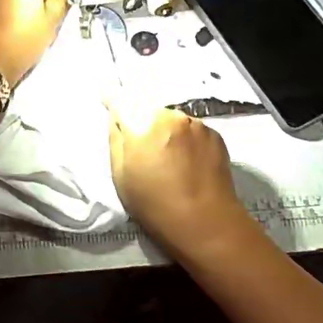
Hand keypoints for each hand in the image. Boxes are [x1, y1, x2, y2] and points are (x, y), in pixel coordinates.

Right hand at [108, 101, 250, 250]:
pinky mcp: (215, 135)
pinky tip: (188, 163)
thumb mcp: (121, 177)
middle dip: (144, 122)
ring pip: (173, 120)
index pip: (122, 102)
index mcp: (142, 125)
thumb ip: (116, 140)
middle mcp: (170, 116)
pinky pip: (193, 131)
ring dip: (167, 131)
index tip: (108, 101)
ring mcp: (196, 124)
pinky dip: (187, 141)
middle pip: (150, 110)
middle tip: (144, 148)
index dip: (113, 102)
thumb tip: (115, 119)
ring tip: (169, 159)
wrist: (205, 221)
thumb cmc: (154, 204)